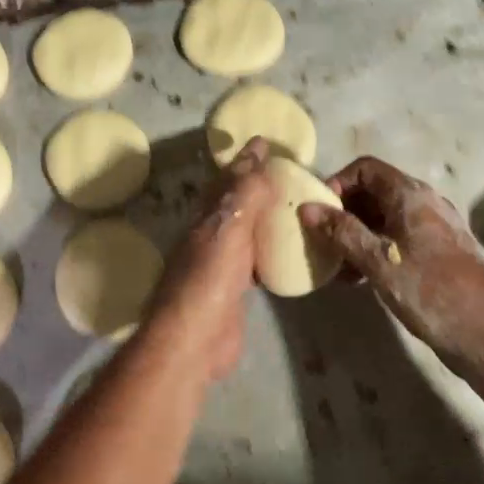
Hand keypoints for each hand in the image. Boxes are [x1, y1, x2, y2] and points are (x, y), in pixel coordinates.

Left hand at [142, 137, 277, 381]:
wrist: (193, 342)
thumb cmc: (209, 281)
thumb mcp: (228, 229)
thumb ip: (245, 195)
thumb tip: (258, 158)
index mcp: (207, 218)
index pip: (229, 179)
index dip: (246, 160)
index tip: (264, 142)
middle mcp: (210, 236)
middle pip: (234, 203)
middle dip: (254, 185)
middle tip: (285, 173)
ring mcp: (220, 265)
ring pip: (245, 231)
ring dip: (262, 217)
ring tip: (290, 207)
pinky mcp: (233, 291)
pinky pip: (255, 260)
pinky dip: (268, 250)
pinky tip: (285, 252)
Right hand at [297, 157, 483, 369]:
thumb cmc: (430, 292)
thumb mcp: (379, 261)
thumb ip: (342, 232)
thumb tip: (308, 208)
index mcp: (411, 196)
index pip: (365, 168)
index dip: (338, 183)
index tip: (320, 212)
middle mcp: (425, 203)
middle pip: (375, 192)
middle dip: (344, 212)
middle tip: (323, 240)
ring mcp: (435, 228)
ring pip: (385, 217)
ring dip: (358, 234)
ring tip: (338, 265)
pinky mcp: (439, 252)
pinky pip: (399, 238)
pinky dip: (376, 249)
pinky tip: (360, 278)